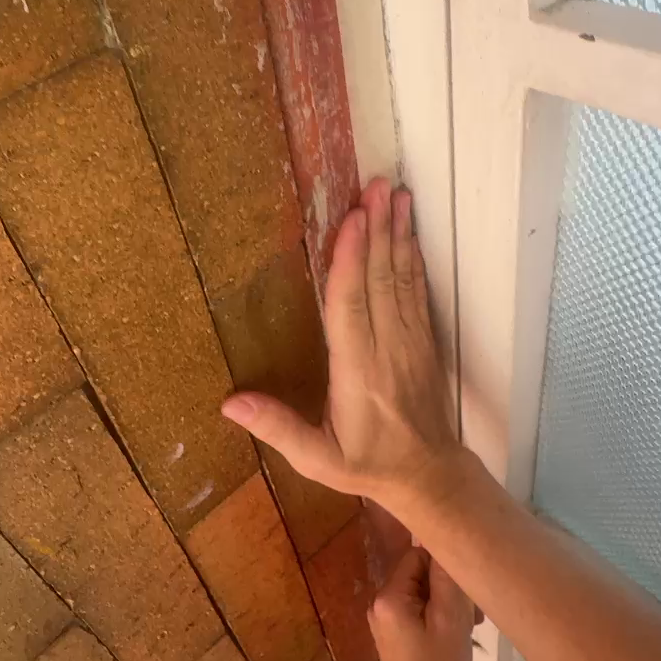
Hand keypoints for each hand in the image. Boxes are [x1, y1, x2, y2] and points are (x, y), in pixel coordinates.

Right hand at [220, 179, 464, 510]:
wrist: (429, 474)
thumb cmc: (367, 464)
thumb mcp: (318, 459)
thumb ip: (279, 429)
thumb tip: (231, 403)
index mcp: (358, 372)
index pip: (350, 308)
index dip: (350, 262)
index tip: (352, 221)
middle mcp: (387, 349)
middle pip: (380, 281)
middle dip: (377, 231)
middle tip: (374, 186)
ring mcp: (410, 342)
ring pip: (402, 280)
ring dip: (398, 235)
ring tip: (395, 194)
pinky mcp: (424, 342)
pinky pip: (417, 293)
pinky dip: (413, 260)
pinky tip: (409, 234)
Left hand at [369, 545, 473, 660]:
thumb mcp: (450, 620)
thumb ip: (445, 578)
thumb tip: (443, 543)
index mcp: (388, 596)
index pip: (418, 555)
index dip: (444, 566)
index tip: (466, 588)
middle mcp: (379, 602)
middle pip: (420, 575)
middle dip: (448, 588)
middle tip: (473, 614)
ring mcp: (385, 620)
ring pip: (423, 593)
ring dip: (447, 604)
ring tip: (470, 626)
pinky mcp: (394, 634)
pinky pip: (418, 611)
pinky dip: (439, 617)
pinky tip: (457, 635)